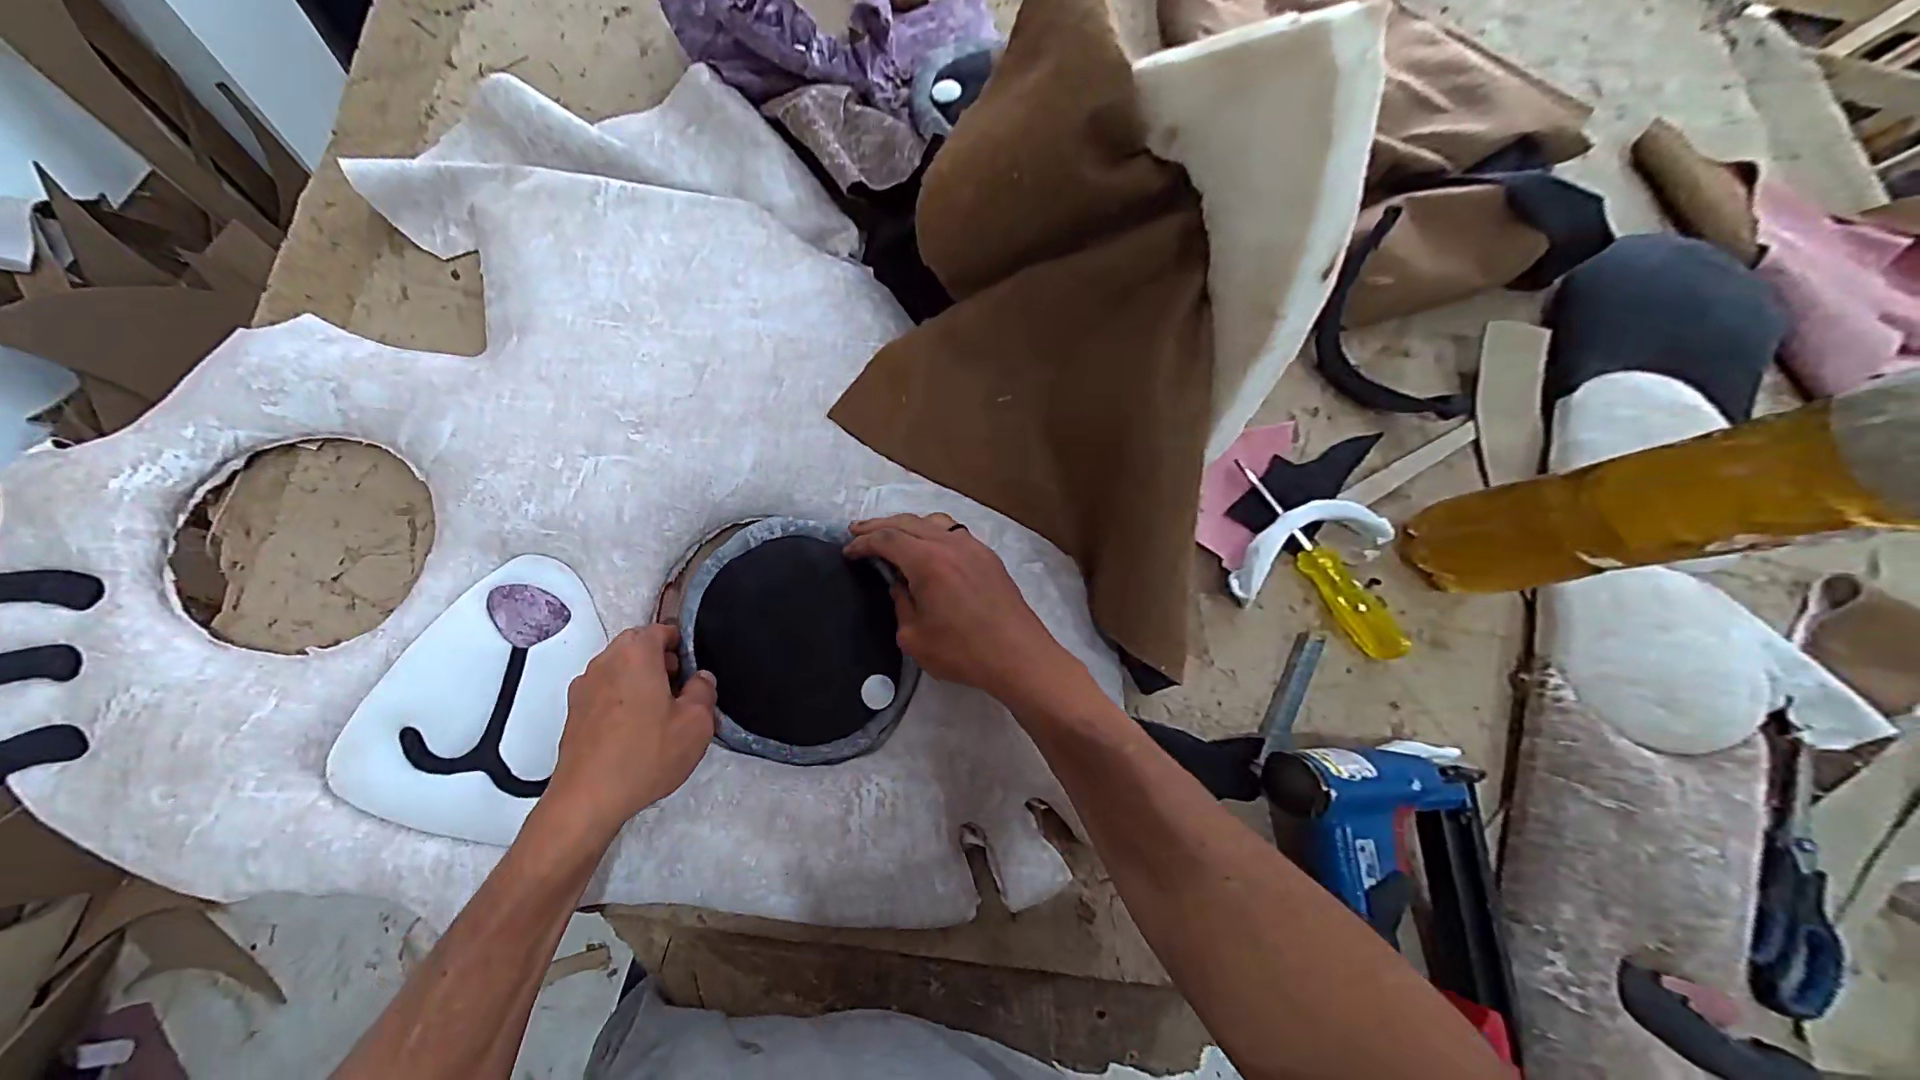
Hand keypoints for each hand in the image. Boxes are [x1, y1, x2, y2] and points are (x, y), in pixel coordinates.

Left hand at [546, 625, 716, 833]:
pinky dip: (621, 698)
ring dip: (639, 678)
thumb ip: (704, 691)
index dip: (680, 643)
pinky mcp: (574, 713)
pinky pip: (605, 691)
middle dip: (659, 659)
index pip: (659, 630)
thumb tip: (700, 679)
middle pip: (636, 646)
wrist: (588, 798)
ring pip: (618, 668)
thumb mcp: (696, 723)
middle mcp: (605, 663)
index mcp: (635, 655)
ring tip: (660, 712)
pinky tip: (636, 729)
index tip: (692, 666)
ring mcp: (584, 688)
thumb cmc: (645, 755)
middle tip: (680, 687)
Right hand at [845, 513, 1088, 712]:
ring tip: (891, 534)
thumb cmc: (964, 651)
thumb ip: (901, 604)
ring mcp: (973, 547)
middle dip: (879, 526)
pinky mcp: (988, 558)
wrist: (1018, 656)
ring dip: (907, 525)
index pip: (887, 539)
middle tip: (858, 532)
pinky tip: (927, 546)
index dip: (863, 543)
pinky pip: (953, 533)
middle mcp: (950, 544)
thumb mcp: (914, 637)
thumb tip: (900, 586)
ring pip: (933, 522)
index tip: (847, 551)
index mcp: (928, 561)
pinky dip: (932, 532)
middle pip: (907, 522)